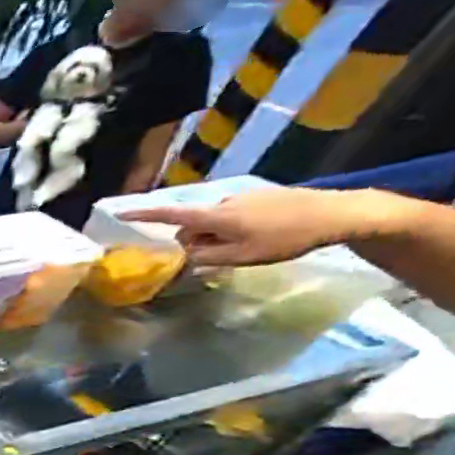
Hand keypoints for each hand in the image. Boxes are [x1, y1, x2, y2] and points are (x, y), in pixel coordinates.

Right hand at [120, 187, 422, 266]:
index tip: (119, 213)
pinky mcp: (259, 196)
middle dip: (194, 240)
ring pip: (214, 221)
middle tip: (217, 258)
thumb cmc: (285, 239)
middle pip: (192, 223)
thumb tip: (185, 254)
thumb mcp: (241, 257)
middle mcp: (223, 202)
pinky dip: (234, 228)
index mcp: (215, 216)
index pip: (170, 215)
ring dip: (217, 236)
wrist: (335, 214)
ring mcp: (242, 197)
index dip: (143, 215)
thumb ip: (206, 256)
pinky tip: (261, 238)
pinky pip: (233, 215)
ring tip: (246, 250)